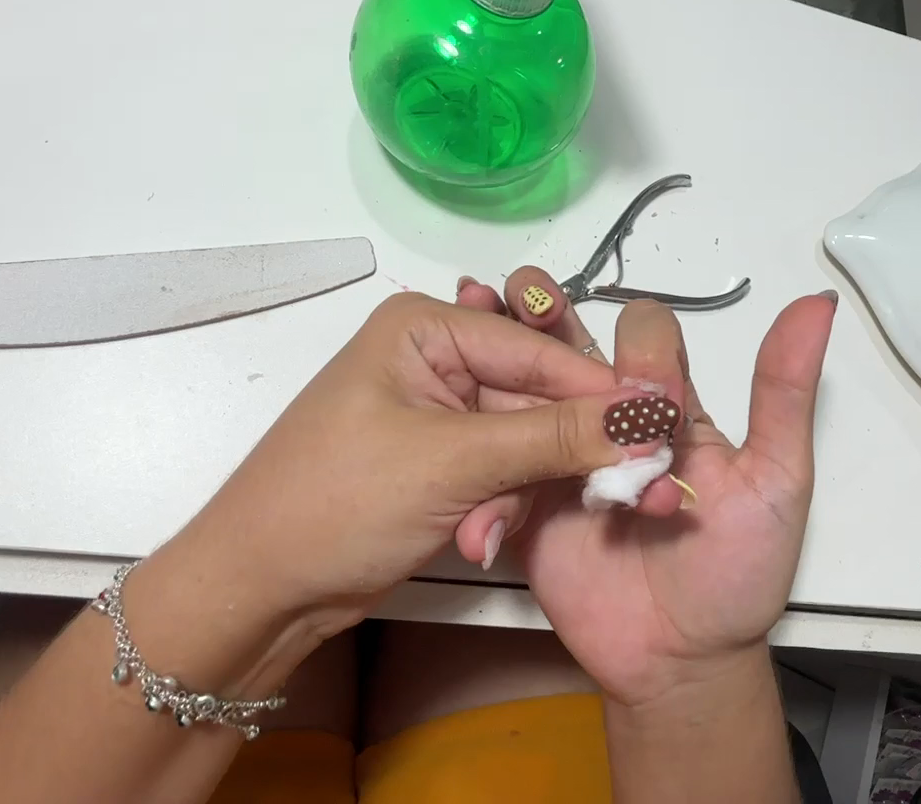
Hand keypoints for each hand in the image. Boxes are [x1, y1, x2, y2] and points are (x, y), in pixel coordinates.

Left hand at [134, 292, 658, 688]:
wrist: (258, 593)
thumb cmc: (338, 504)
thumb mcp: (453, 463)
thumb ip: (555, 436)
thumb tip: (647, 415)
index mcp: (427, 327)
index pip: (538, 351)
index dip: (600, 393)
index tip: (662, 428)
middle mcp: (437, 356)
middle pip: (535, 396)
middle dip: (550, 458)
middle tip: (604, 496)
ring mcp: (439, 409)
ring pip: (524, 440)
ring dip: (517, 491)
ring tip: (487, 532)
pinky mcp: (441, 457)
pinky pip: (501, 468)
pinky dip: (498, 505)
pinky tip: (477, 538)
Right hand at [455, 269, 835, 706]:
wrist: (680, 660)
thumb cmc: (736, 570)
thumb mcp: (775, 480)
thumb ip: (784, 394)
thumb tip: (818, 302)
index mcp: (665, 402)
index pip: (645, 336)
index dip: (641, 350)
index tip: (647, 397)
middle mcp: (606, 414)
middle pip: (569, 343)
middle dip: (541, 311)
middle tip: (517, 293)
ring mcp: (559, 452)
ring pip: (522, 385)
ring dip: (493, 347)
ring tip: (461, 308)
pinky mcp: (524, 495)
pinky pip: (494, 454)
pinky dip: (470, 426)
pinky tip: (440, 396)